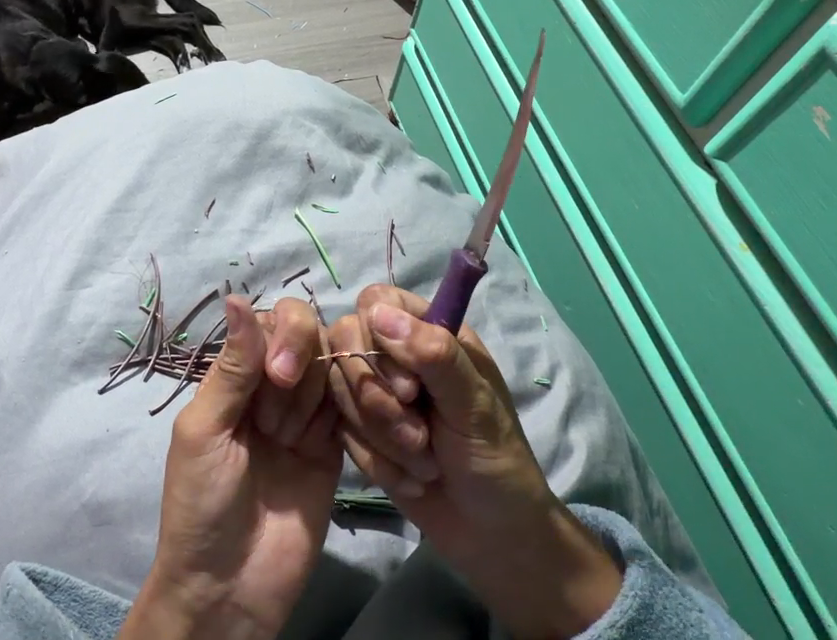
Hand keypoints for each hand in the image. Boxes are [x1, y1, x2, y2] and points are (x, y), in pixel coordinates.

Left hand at [120, 296, 341, 639]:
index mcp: (232, 380)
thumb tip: (237, 297)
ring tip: (296, 442)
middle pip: (306, 341)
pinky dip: (355, 410)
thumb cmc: (201, 506)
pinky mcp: (334, 450)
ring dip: (322, 394)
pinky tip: (347, 425)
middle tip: (281, 423)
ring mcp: (305, 419)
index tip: (281, 373)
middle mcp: (270, 390)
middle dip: (303, 366)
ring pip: (332, 371)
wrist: (230, 588)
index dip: (282, 336)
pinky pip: (352, 410)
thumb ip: (231, 369)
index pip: (268, 325)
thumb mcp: (205, 431)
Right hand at [326, 285, 622, 639]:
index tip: (409, 387)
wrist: (489, 534)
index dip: (378, 338)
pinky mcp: (360, 427)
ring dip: (381, 434)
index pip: (377, 301)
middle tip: (419, 434)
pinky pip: (340, 428)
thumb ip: (434, 355)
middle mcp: (398, 354)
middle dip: (378, 399)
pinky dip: (375, 459)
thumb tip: (380, 313)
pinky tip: (410, 476)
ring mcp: (376, 389)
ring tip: (424, 460)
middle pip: (346, 340)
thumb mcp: (473, 405)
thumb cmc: (495, 459)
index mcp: (432, 332)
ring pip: (341, 388)